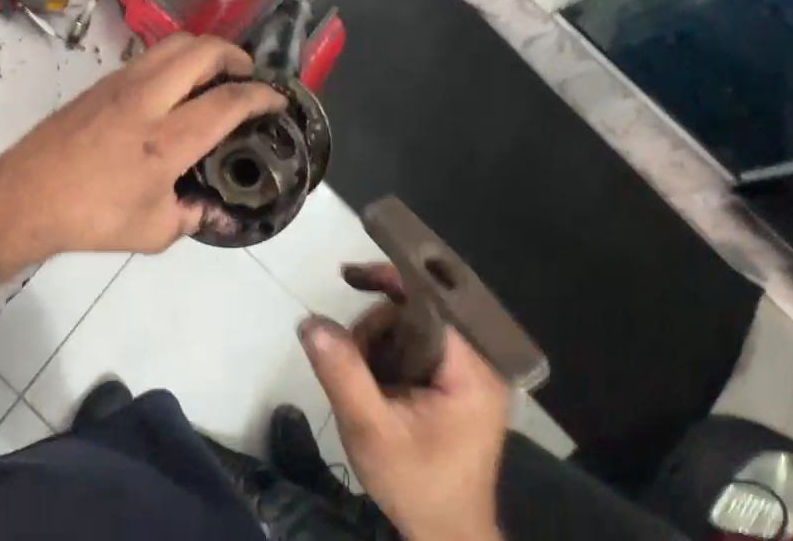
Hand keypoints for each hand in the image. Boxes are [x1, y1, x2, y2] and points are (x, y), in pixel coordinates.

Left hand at [0, 33, 284, 258]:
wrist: (25, 195)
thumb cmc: (91, 217)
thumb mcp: (152, 230)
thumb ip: (192, 216)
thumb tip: (213, 210)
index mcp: (167, 138)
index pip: (228, 101)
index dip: (262, 96)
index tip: (278, 100)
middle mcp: (148, 98)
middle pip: (203, 50)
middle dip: (236, 56)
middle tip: (248, 76)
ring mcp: (121, 83)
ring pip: (174, 44)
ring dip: (204, 51)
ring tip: (216, 74)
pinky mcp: (101, 82)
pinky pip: (150, 57)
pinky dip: (175, 60)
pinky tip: (175, 86)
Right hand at [299, 264, 511, 540]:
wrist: (446, 535)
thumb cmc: (416, 484)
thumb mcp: (370, 430)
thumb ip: (343, 372)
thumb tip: (311, 322)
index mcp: (472, 370)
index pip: (431, 302)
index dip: (390, 282)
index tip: (349, 276)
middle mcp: (481, 364)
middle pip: (416, 314)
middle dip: (376, 330)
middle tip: (353, 364)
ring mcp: (472, 375)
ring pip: (412, 330)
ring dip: (378, 346)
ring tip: (367, 386)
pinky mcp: (460, 386)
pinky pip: (417, 349)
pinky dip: (389, 358)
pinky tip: (378, 386)